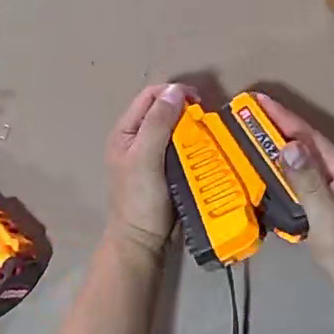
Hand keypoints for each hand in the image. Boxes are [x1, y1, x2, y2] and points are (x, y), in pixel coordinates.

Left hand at [103, 83, 196, 258]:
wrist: (142, 243)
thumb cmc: (139, 199)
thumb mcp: (145, 157)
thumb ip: (158, 123)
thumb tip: (175, 91)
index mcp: (125, 131)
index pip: (149, 96)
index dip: (172, 92)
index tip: (197, 100)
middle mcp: (137, 139)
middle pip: (162, 109)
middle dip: (184, 107)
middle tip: (205, 116)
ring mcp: (151, 155)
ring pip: (174, 127)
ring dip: (190, 125)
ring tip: (208, 131)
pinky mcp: (166, 169)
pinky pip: (181, 146)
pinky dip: (193, 142)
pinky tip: (206, 147)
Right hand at [254, 93, 333, 312]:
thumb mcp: (327, 221)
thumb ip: (308, 182)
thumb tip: (288, 145)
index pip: (306, 135)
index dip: (281, 116)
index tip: (256, 99)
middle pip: (308, 140)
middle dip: (279, 123)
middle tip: (248, 113)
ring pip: (309, 154)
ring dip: (284, 140)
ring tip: (256, 132)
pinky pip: (311, 170)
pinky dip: (291, 162)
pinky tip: (276, 165)